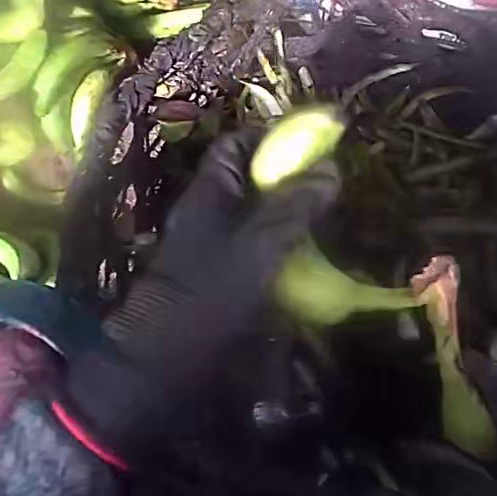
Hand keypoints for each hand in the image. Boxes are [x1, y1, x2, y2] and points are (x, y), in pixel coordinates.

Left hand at [63, 131, 337, 463]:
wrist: (165, 358)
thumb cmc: (211, 291)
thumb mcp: (259, 243)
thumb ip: (295, 205)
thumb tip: (331, 170)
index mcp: (209, 191)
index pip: (236, 145)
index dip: (271, 137)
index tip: (312, 145)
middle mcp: (209, 210)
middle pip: (250, 178)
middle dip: (288, 175)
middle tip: (328, 183)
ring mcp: (214, 243)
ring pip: (255, 211)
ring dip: (288, 209)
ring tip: (326, 213)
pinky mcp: (222, 273)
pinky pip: (255, 243)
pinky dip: (281, 241)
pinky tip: (307, 253)